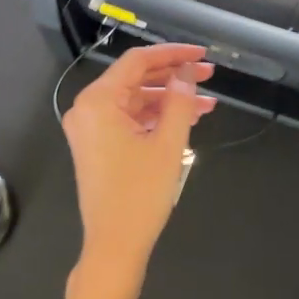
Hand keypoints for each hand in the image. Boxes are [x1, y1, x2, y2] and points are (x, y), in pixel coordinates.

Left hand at [61, 43, 215, 267]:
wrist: (115, 245)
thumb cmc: (140, 193)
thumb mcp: (168, 144)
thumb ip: (179, 101)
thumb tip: (186, 73)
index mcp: (98, 101)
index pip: (137, 61)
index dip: (172, 54)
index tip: (202, 55)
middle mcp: (88, 109)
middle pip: (135, 79)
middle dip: (174, 77)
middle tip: (210, 76)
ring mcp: (90, 129)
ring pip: (135, 101)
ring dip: (169, 100)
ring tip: (206, 104)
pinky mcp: (97, 146)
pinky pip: (128, 120)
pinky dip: (156, 118)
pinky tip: (186, 120)